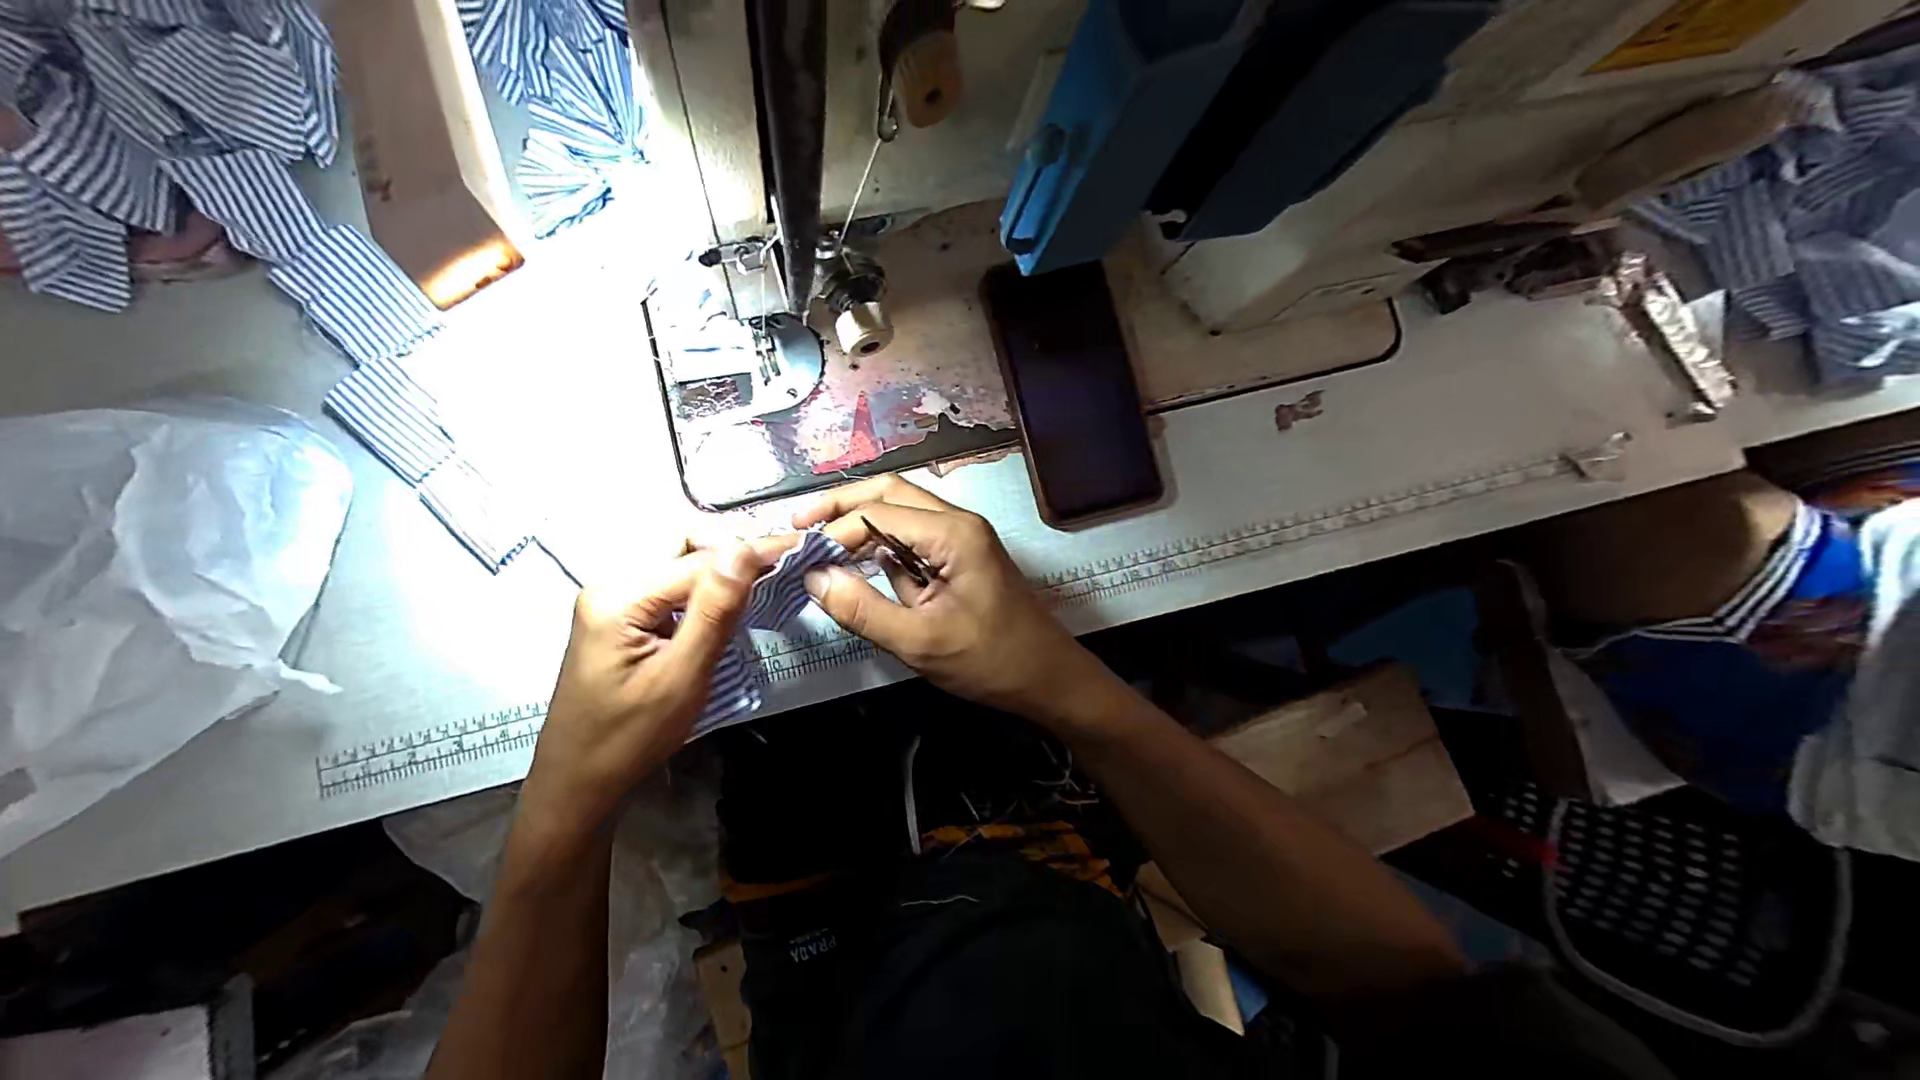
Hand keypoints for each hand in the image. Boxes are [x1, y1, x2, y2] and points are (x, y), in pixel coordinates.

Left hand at [519, 543, 765, 842]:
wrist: (578, 783)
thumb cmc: (630, 738)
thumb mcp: (682, 676)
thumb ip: (715, 610)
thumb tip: (744, 549)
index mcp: (619, 597)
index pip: (700, 559)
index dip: (753, 551)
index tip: (800, 546)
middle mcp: (610, 584)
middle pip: (684, 547)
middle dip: (736, 550)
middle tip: (783, 562)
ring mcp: (613, 599)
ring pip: (680, 562)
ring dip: (723, 567)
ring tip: (765, 576)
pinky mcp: (621, 614)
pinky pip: (671, 585)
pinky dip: (706, 586)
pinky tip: (729, 599)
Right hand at [794, 476, 1120, 724]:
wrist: (1048, 678)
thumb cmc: (991, 661)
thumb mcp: (920, 642)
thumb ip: (863, 609)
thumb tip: (815, 578)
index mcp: (953, 533)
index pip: (878, 513)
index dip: (834, 532)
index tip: (800, 556)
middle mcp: (958, 521)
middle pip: (889, 493)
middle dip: (842, 505)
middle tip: (799, 524)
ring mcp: (961, 536)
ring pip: (900, 511)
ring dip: (860, 522)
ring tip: (818, 541)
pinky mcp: (960, 555)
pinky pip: (913, 537)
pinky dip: (880, 544)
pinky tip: (857, 561)